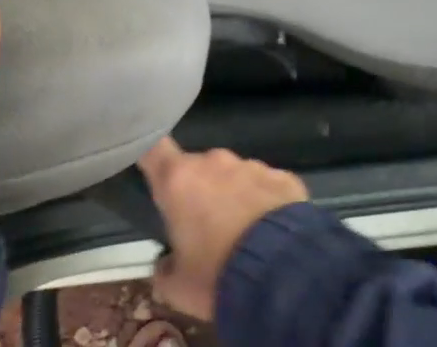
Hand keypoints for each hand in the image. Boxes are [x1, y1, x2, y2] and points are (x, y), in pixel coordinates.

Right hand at [136, 137, 308, 320]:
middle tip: (206, 227)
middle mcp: (212, 163)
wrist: (285, 277)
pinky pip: (266, 187)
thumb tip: (164, 268)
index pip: (153, 149)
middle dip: (200, 191)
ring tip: (244, 234)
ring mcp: (251, 166)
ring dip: (234, 196)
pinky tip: (273, 233)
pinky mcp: (284, 178)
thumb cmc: (218, 275)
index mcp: (178, 179)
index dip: (151, 156)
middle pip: (197, 169)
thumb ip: (165, 271)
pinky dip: (265, 203)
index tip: (151, 167)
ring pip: (234, 176)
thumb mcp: (180, 287)